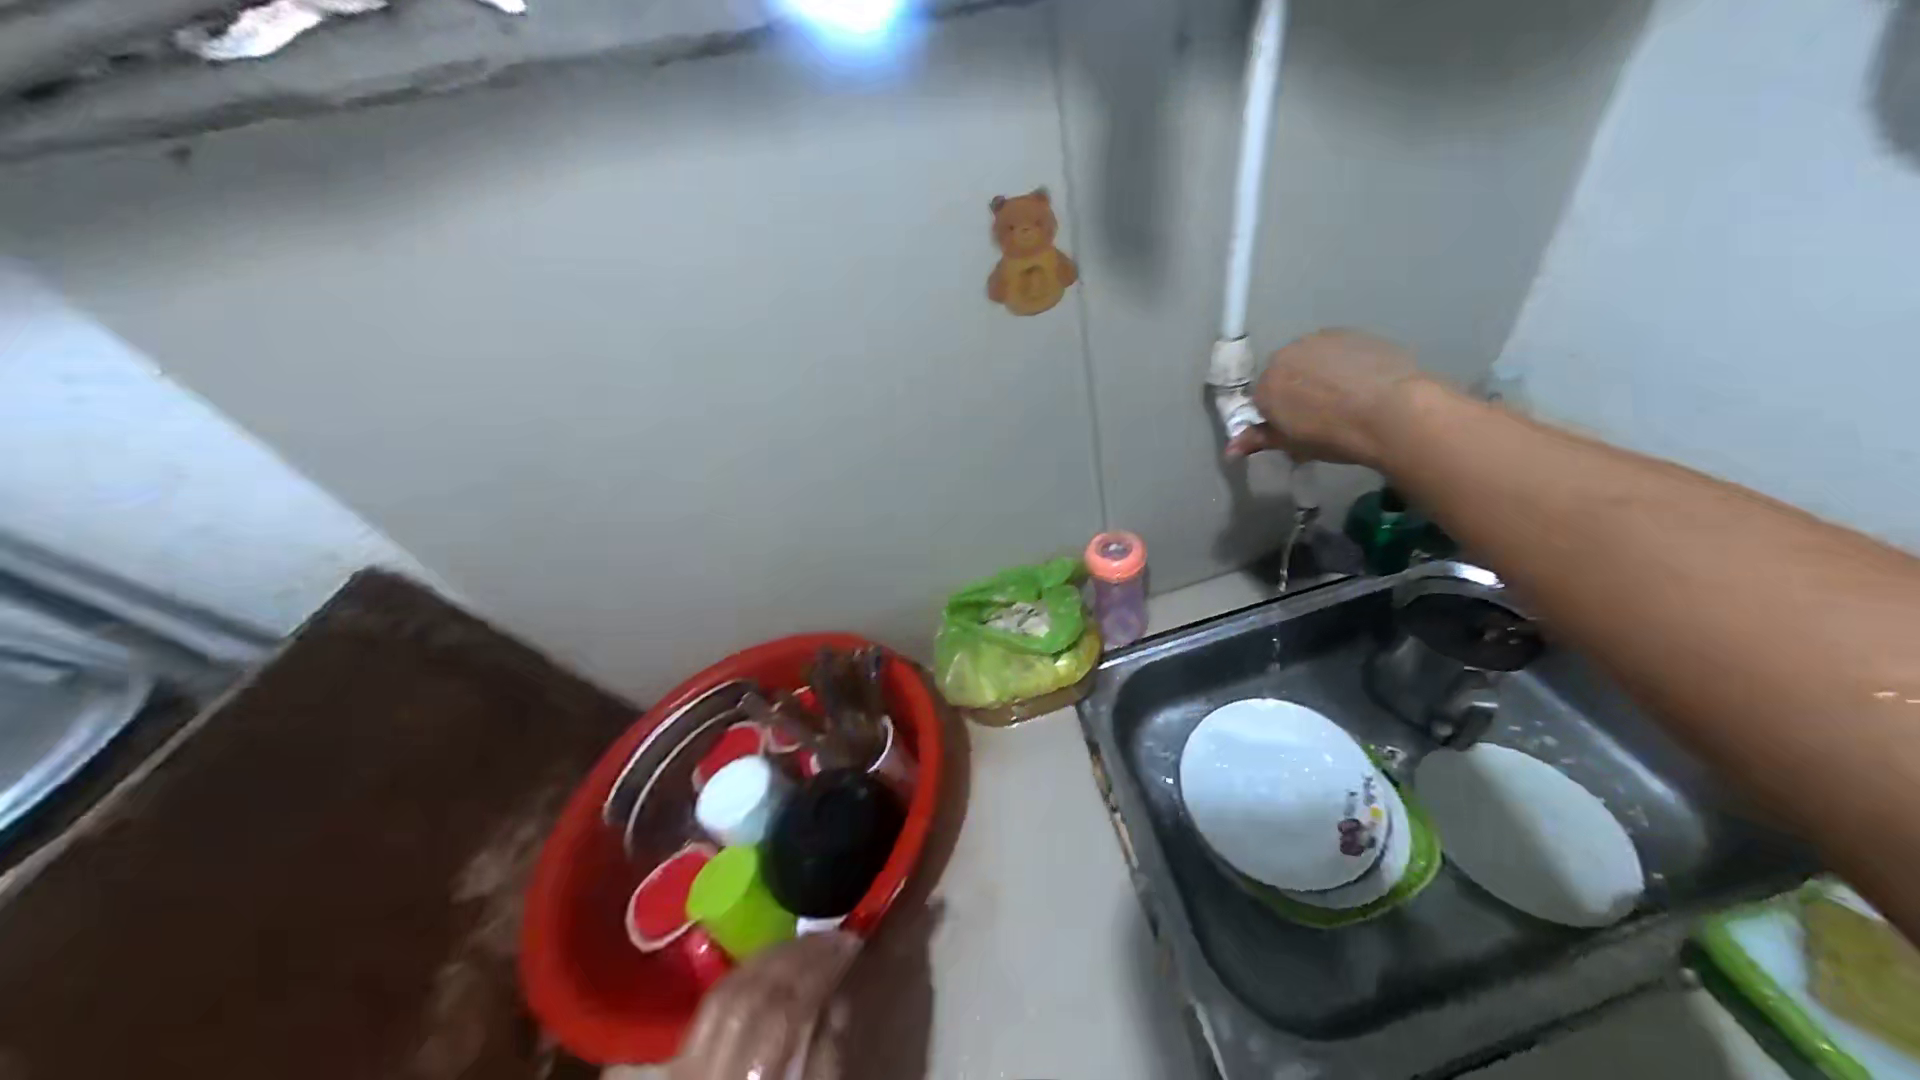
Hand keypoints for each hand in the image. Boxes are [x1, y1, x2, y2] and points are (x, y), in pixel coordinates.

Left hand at [669, 933, 858, 1079]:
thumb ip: (825, 1066)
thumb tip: (839, 999)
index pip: (782, 1014)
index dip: (818, 971)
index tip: (851, 945)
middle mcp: (704, 1078)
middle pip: (748, 996)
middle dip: (796, 956)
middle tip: (834, 937)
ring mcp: (680, 1075)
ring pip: (723, 994)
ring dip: (769, 960)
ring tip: (807, 945)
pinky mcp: (674, 1074)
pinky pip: (708, 1009)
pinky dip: (743, 980)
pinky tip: (770, 969)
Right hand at [1223, 329, 1429, 467]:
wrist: (1393, 410)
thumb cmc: (1335, 435)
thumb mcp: (1293, 444)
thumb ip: (1259, 440)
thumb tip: (1230, 449)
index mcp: (1266, 385)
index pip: (1262, 400)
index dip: (1278, 416)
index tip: (1296, 429)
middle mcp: (1285, 355)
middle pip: (1284, 374)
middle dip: (1296, 390)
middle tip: (1322, 414)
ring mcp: (1319, 340)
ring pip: (1311, 359)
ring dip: (1319, 374)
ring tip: (1346, 397)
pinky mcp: (1351, 332)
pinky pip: (1337, 350)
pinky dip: (1343, 363)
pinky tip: (1363, 382)